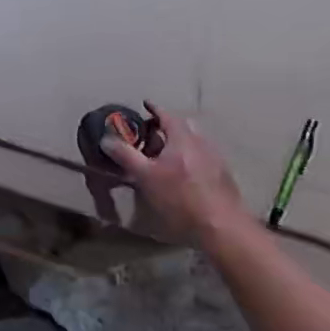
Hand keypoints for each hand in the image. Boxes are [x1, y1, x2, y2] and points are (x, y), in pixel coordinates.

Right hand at [100, 103, 251, 246]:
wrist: (220, 225)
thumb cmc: (180, 199)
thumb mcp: (146, 178)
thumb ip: (126, 156)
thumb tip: (107, 140)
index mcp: (182, 138)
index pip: (167, 115)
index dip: (154, 109)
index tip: (145, 105)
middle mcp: (201, 142)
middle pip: (184, 126)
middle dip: (168, 126)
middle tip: (153, 134)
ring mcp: (215, 158)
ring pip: (195, 141)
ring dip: (180, 142)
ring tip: (166, 155)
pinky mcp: (223, 175)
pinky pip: (203, 156)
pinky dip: (190, 156)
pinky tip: (184, 173)